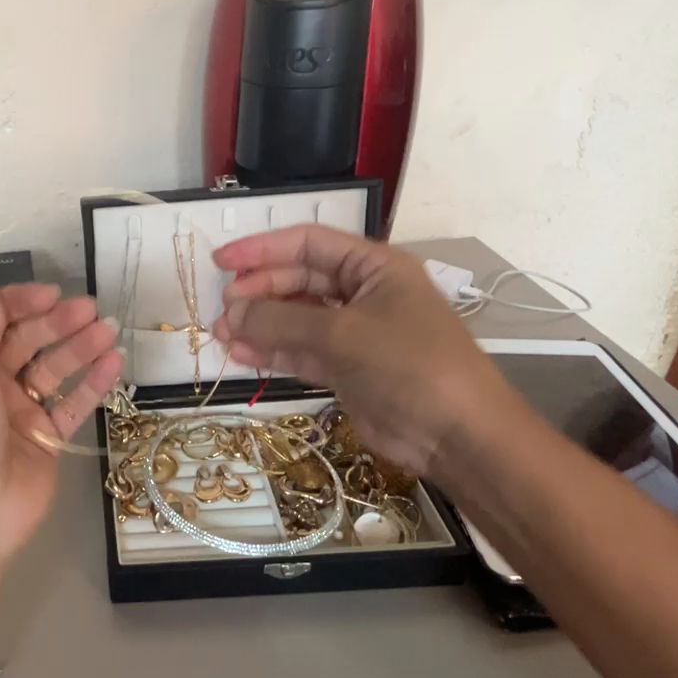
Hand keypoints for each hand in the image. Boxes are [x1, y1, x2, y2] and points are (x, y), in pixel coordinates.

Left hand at [0, 283, 123, 571]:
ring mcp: (17, 414)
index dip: (19, 303)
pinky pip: (71, 404)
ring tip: (108, 330)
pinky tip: (114, 363)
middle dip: (56, 323)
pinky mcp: (45, 441)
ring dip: (79, 348)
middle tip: (89, 310)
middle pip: (25, 342)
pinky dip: (92, 384)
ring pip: (52, 370)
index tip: (51, 294)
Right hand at [210, 225, 512, 475]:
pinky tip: (240, 354)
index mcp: (373, 266)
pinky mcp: (346, 369)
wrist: (457, 433)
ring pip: (295, 318)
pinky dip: (271, 351)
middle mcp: (362, 293)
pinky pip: (300, 351)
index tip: (221, 263)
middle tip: (222, 308)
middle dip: (258, 292)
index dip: (262, 249)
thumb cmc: (410, 365)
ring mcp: (354, 333)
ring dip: (259, 324)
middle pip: (298, 280)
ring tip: (220, 334)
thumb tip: (228, 314)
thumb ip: (281, 321)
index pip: (308, 243)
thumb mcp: (342, 335)